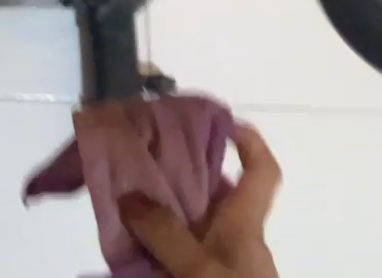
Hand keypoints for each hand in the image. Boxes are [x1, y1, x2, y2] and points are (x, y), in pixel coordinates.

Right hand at [119, 123, 281, 277]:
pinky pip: (179, 257)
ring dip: (159, 216)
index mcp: (245, 225)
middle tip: (137, 162)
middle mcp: (236, 241)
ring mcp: (221, 268)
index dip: (247, 139)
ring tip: (119, 204)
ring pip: (190, 227)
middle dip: (176, 176)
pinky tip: (125, 249)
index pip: (262, 171)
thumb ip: (165, 232)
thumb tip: (129, 194)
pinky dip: (155, 250)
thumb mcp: (199, 270)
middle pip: (212, 195)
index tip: (218, 118)